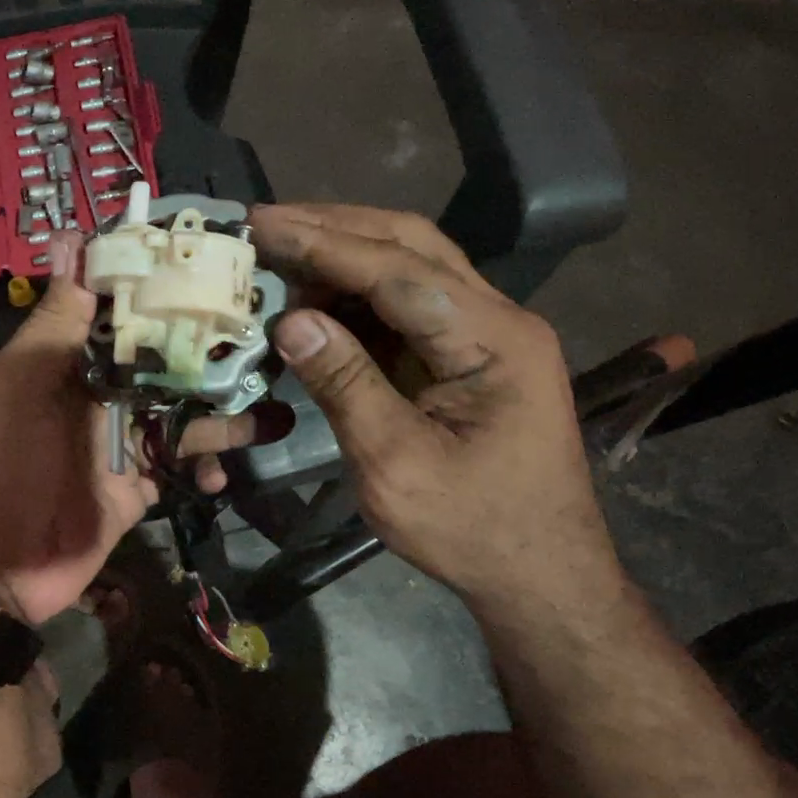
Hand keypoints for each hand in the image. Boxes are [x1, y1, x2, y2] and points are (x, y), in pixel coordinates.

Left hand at [0, 235, 261, 623]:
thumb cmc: (2, 466)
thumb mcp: (17, 387)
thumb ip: (53, 323)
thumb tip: (71, 239)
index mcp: (71, 362)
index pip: (126, 311)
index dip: (167, 287)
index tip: (220, 263)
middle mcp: (102, 393)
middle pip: (166, 360)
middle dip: (213, 349)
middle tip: (272, 335)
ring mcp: (124, 441)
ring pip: (185, 410)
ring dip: (225, 408)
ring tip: (273, 403)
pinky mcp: (141, 486)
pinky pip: (183, 464)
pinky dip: (208, 464)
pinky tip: (222, 468)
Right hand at [250, 204, 623, 605]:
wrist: (538, 573)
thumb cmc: (469, 528)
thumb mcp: (395, 464)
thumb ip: (345, 384)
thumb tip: (290, 319)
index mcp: (493, 342)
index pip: (400, 272)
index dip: (325, 244)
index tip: (260, 225)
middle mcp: (498, 320)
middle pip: (412, 246)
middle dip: (333, 228)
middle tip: (262, 225)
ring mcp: (486, 334)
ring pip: (410, 266)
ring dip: (342, 254)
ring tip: (276, 257)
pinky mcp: (466, 355)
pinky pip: (405, 305)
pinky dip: (353, 293)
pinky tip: (312, 299)